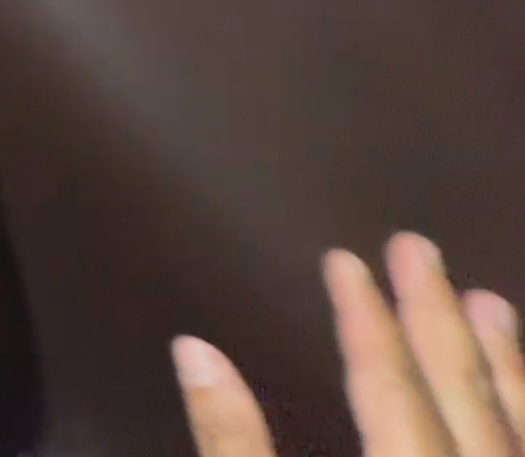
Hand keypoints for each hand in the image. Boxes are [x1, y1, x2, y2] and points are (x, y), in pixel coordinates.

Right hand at [173, 233, 524, 455]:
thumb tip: (192, 351)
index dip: (365, 317)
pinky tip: (524, 383)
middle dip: (436, 316)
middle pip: (462, 392)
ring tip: (493, 305)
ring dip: (505, 361)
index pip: (387, 383)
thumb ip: (232, 439)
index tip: (346, 258)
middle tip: (421, 247)